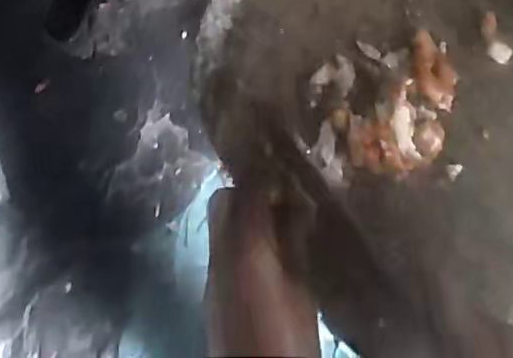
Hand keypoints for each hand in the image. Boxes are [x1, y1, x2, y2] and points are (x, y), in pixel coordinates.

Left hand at [204, 186, 319, 357]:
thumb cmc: (286, 340)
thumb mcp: (301, 292)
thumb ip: (295, 243)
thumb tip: (299, 205)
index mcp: (245, 244)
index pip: (248, 190)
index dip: (267, 175)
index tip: (288, 172)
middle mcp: (219, 248)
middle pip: (225, 200)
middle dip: (250, 191)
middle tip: (283, 200)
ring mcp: (211, 268)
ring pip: (219, 220)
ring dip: (243, 213)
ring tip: (278, 223)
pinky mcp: (211, 288)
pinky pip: (221, 243)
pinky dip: (239, 237)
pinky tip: (265, 251)